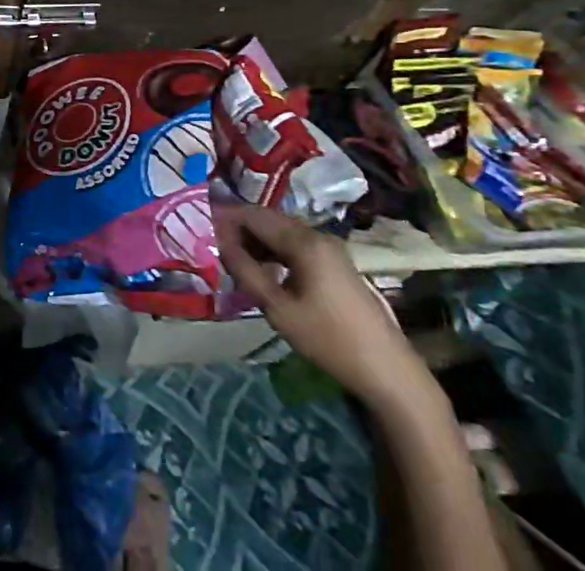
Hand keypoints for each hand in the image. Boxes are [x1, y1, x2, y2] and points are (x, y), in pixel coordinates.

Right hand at [214, 202, 429, 406]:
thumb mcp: (277, 306)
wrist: (387, 370)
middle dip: (237, 227)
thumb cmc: (328, 338)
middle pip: (268, 220)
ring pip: (280, 233)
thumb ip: (245, 269)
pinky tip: (257, 269)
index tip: (197, 225)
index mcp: (305, 242)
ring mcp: (330, 250)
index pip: (254, 215)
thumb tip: (217, 241)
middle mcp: (318, 236)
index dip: (224, 216)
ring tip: (226, 256)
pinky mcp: (334, 265)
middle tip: (207, 241)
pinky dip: (271, 251)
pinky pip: (294, 247)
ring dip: (253, 240)